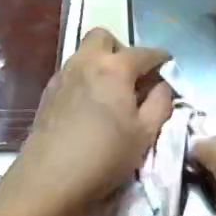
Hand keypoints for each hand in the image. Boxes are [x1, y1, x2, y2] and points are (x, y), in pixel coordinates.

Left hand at [0, 28, 173, 215]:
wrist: (50, 177)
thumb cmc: (105, 155)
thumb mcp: (145, 134)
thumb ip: (160, 104)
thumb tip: (163, 86)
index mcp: (115, 68)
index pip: (145, 52)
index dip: (161, 59)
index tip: (168, 68)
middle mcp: (86, 62)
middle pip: (104, 38)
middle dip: (121, 50)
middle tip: (132, 77)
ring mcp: (62, 75)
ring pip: (84, 54)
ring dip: (101, 64)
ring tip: (112, 95)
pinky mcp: (47, 94)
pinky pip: (71, 74)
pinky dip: (85, 80)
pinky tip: (90, 108)